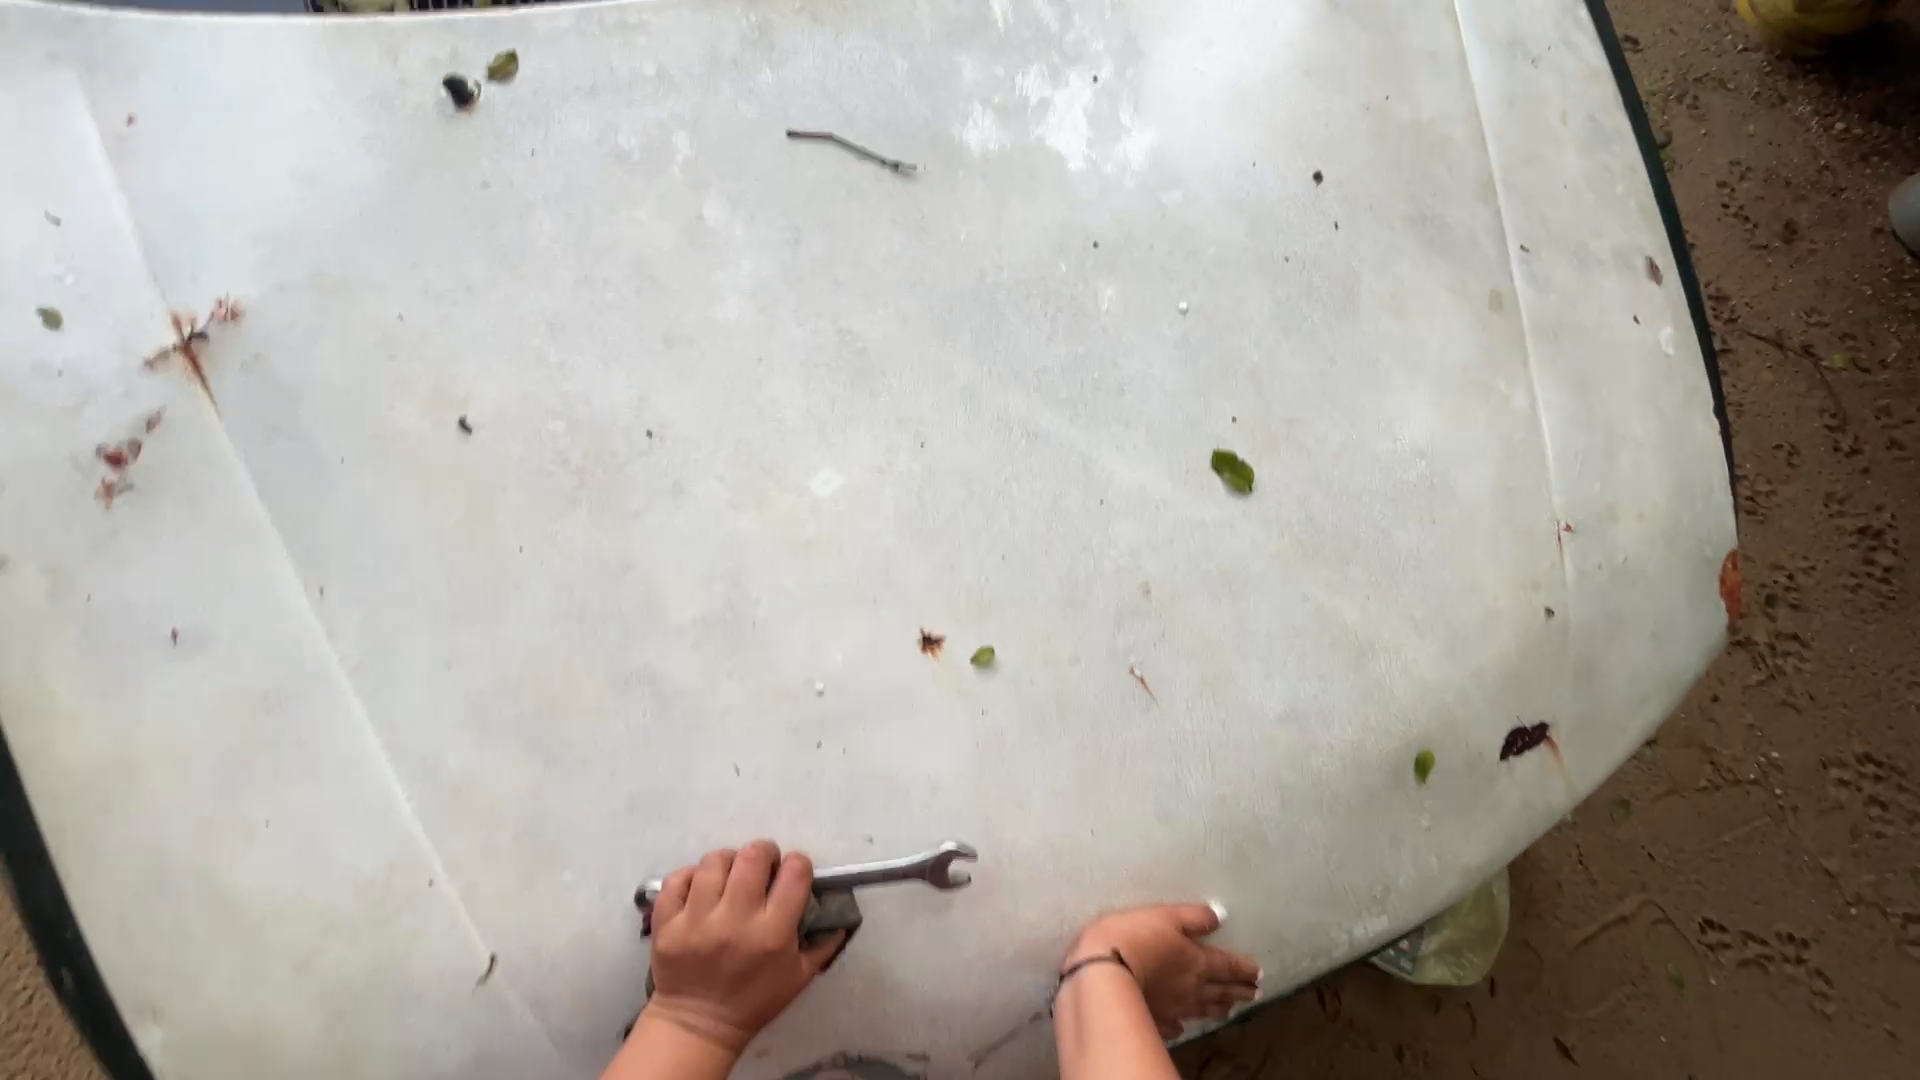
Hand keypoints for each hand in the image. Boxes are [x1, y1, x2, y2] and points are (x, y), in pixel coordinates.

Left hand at [645, 841, 846, 1055]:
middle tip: (762, 867)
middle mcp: (735, 922)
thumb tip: (844, 912)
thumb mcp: (800, 976)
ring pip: (714, 861)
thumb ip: (824, 942)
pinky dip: (689, 876)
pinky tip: (700, 888)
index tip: (792, 873)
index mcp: (772, 934)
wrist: (698, 1025)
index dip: (798, 864)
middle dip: (764, 853)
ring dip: (727, 861)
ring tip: (730, 875)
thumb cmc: (755, 999)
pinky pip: (676, 879)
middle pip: (753, 856)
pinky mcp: (667, 925)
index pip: (795, 872)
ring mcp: (696, 922)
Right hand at [1065, 905, 1260, 1038]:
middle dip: (1238, 990)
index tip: (1259, 974)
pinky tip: (1183, 1026)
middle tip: (1255, 994)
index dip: (1244, 968)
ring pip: (1203, 1009)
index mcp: (1197, 961)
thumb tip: (1221, 915)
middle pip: (1221, 990)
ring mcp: (1175, 1007)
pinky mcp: (1156, 1018)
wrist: (1103, 972)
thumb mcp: (1165, 915)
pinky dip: (1182, 1024)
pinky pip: (1175, 1024)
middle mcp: (1192, 988)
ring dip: (1220, 1007)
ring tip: (1230, 1008)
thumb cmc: (1134, 935)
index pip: (1227, 965)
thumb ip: (1194, 916)